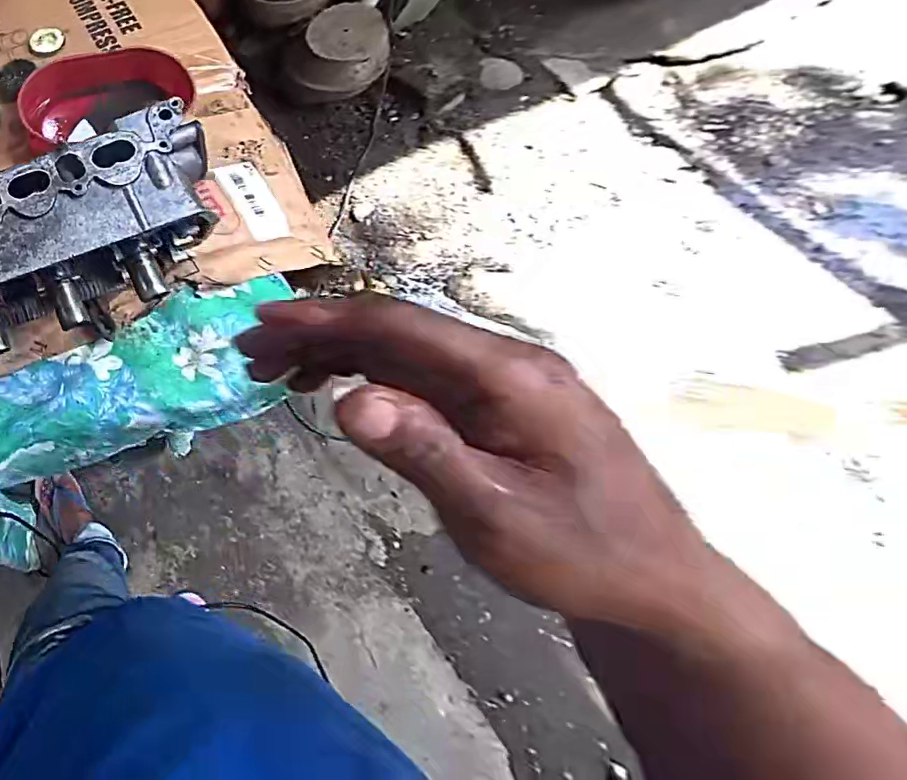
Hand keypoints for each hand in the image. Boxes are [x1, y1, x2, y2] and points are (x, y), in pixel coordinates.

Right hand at [236, 294, 724, 634]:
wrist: (656, 589)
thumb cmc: (581, 554)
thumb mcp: (498, 516)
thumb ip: (424, 453)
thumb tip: (349, 401)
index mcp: (506, 372)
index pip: (397, 324)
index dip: (325, 316)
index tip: (266, 319)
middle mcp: (495, 360)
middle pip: (387, 327)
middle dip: (312, 332)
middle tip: (250, 350)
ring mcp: (488, 378)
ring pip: (390, 345)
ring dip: (327, 350)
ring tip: (271, 369)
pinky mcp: (480, 399)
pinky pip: (405, 370)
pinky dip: (355, 371)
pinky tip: (323, 385)